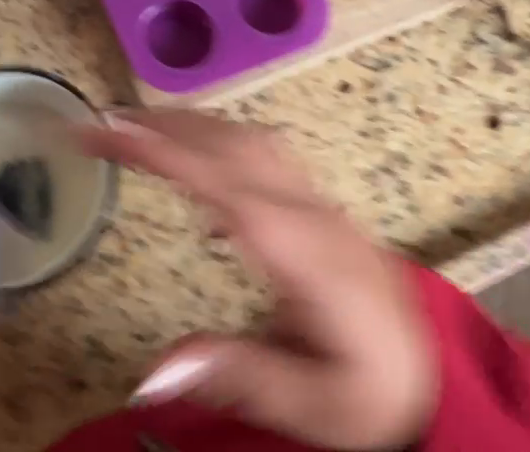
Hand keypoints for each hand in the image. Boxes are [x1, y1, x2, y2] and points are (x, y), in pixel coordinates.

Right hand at [76, 111, 437, 450]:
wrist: (432, 376)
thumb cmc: (370, 392)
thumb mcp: (311, 406)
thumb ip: (235, 377)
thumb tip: (151, 373)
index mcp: (308, 256)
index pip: (228, 187)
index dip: (168, 153)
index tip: (112, 131)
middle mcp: (312, 213)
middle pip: (234, 146)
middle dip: (161, 125)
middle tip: (97, 123)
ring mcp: (318, 201)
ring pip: (249, 137)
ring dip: (187, 122)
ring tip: (130, 126)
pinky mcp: (317, 204)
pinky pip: (261, 150)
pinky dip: (213, 137)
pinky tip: (188, 161)